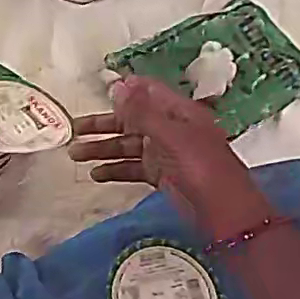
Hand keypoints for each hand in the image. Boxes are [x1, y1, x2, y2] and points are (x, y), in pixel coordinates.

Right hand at [69, 76, 273, 235]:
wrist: (225, 213)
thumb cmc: (202, 168)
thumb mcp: (171, 136)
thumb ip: (141, 112)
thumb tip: (116, 85)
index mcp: (179, 112)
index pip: (148, 91)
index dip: (124, 89)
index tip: (97, 89)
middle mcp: (171, 129)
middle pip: (131, 120)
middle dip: (103, 124)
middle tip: (74, 129)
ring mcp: (166, 153)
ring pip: (128, 146)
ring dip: (102, 148)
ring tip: (74, 154)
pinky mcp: (162, 176)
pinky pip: (133, 168)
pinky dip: (115, 169)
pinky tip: (95, 175)